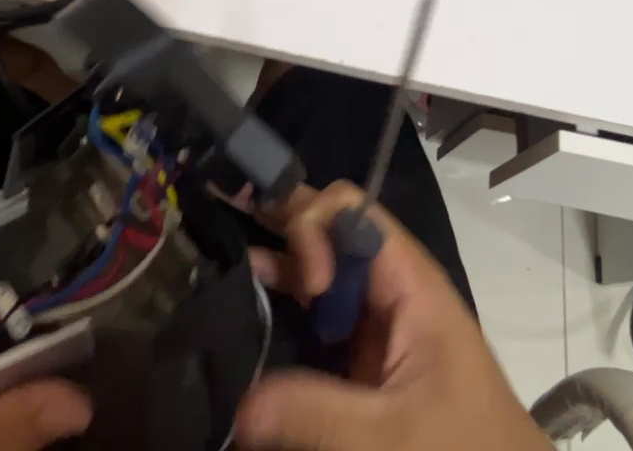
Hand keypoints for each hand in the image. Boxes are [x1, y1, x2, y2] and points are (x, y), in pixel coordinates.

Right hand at [237, 183, 553, 450]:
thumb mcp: (394, 437)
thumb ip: (316, 412)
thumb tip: (239, 401)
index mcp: (410, 285)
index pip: (355, 216)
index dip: (318, 226)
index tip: (306, 281)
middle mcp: (388, 288)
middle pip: (332, 228)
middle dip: (283, 215)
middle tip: (226, 204)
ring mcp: (372, 318)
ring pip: (319, 262)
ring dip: (275, 248)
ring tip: (221, 228)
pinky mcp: (360, 351)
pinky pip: (313, 306)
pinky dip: (279, 290)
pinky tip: (243, 285)